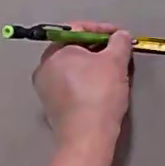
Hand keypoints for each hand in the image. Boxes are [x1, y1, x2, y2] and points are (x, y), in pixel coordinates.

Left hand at [33, 21, 132, 142]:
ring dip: (93, 66)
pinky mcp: (52, 107)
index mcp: (54, 52)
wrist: (87, 136)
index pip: (78, 29)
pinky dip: (86, 82)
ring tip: (113, 72)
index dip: (102, 29)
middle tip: (118, 53)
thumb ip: (119, 43)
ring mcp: (45, 89)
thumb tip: (120, 35)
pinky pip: (71, 85)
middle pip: (74, 48)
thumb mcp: (116, 62)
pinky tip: (103, 89)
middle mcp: (44, 67)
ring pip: (73, 68)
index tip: (120, 35)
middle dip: (98, 49)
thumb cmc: (99, 93)